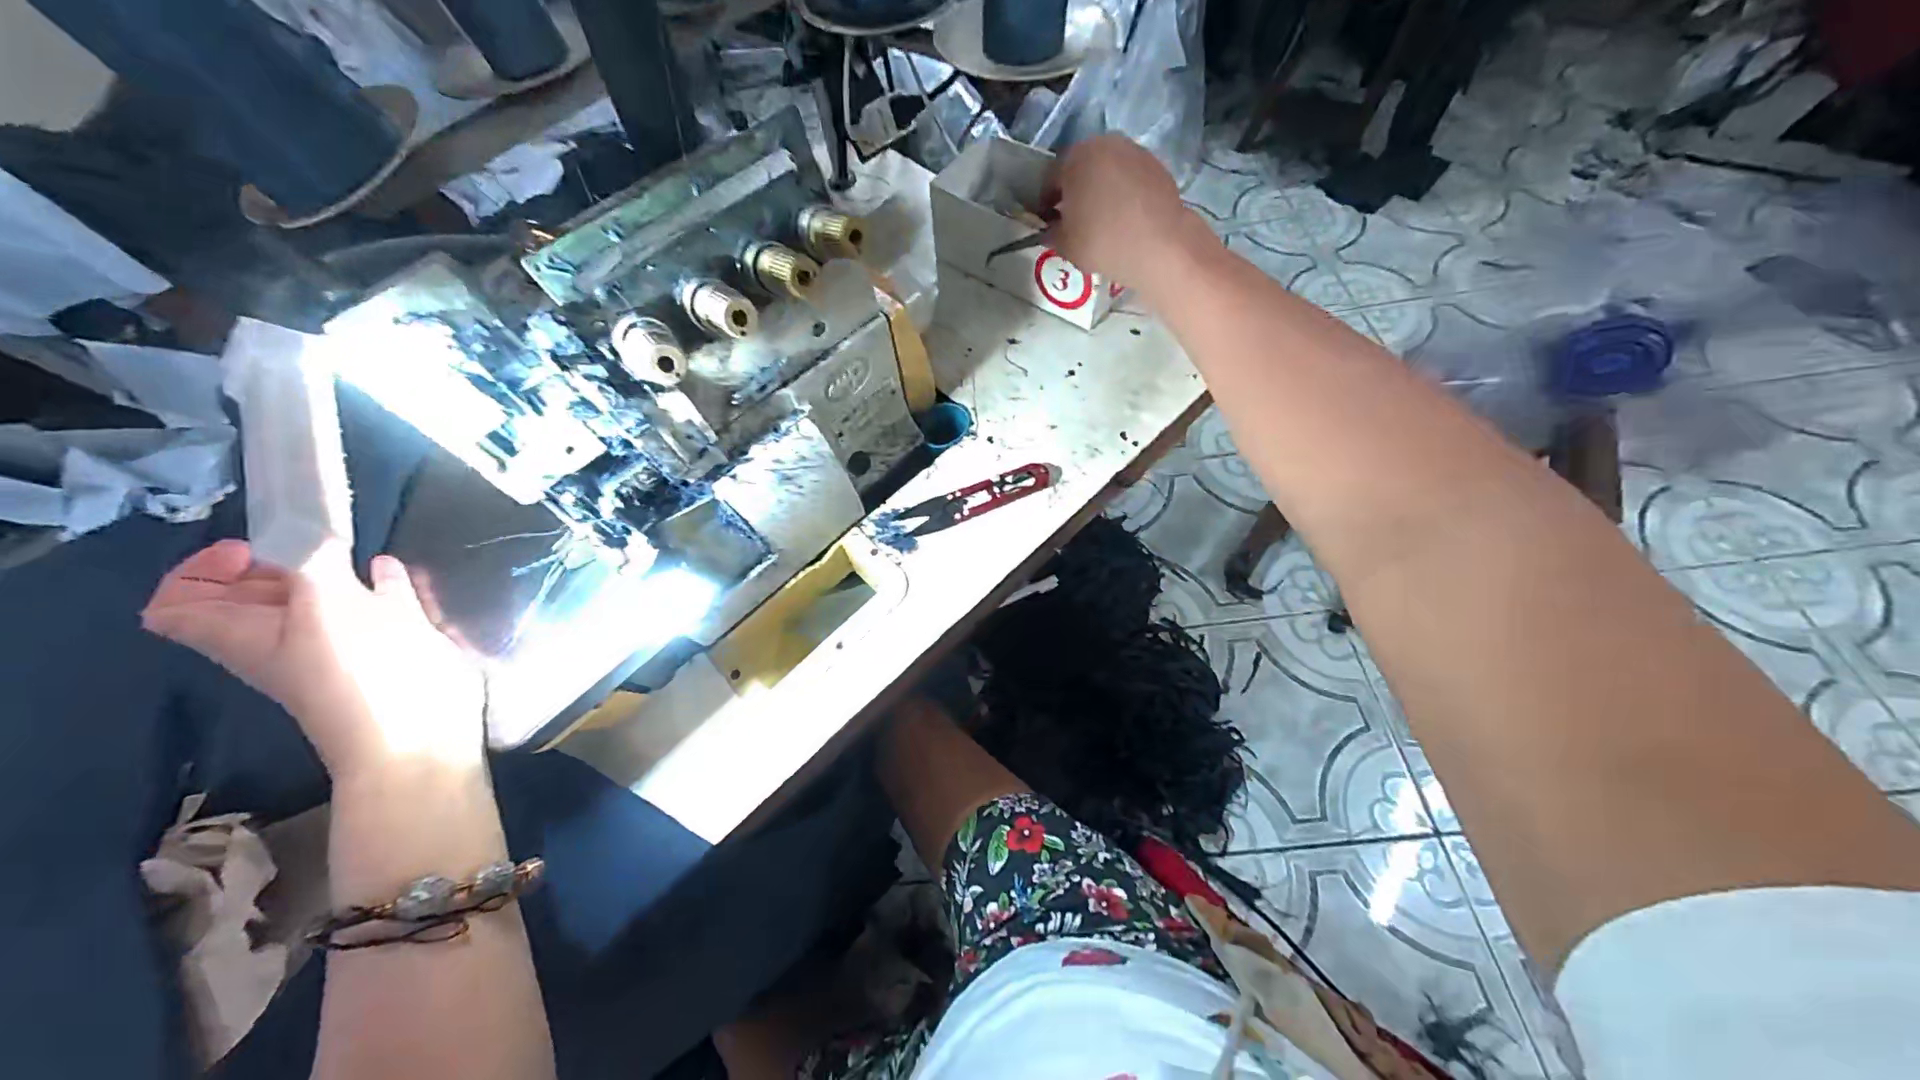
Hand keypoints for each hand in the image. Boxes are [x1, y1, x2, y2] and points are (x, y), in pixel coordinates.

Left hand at [143, 538, 485, 783]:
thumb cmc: (360, 670)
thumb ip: (312, 559)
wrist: (422, 730)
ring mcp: (344, 641)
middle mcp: (287, 637)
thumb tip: (308, 530)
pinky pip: (380, 602)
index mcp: (246, 634)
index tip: (249, 548)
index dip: (198, 571)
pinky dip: (379, 582)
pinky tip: (391, 567)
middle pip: (250, 598)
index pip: (181, 604)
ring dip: (320, 571)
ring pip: (316, 600)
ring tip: (338, 546)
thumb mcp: (325, 604)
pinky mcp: (395, 641)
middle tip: (299, 539)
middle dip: (263, 563)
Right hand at [1043, 135, 1199, 283]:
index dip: (1045, 203)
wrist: (1159, 244)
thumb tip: (1050, 227)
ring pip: (1106, 169)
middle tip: (1073, 218)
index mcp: (1075, 158)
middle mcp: (1104, 144)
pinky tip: (1124, 215)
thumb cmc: (1102, 241)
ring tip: (1100, 217)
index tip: (1047, 221)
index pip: (1050, 179)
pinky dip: (1122, 191)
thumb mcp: (1065, 244)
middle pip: (1080, 168)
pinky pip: (1128, 176)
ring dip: (1099, 188)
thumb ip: (1051, 232)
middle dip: (1074, 190)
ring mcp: (1133, 151)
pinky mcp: (1155, 164)